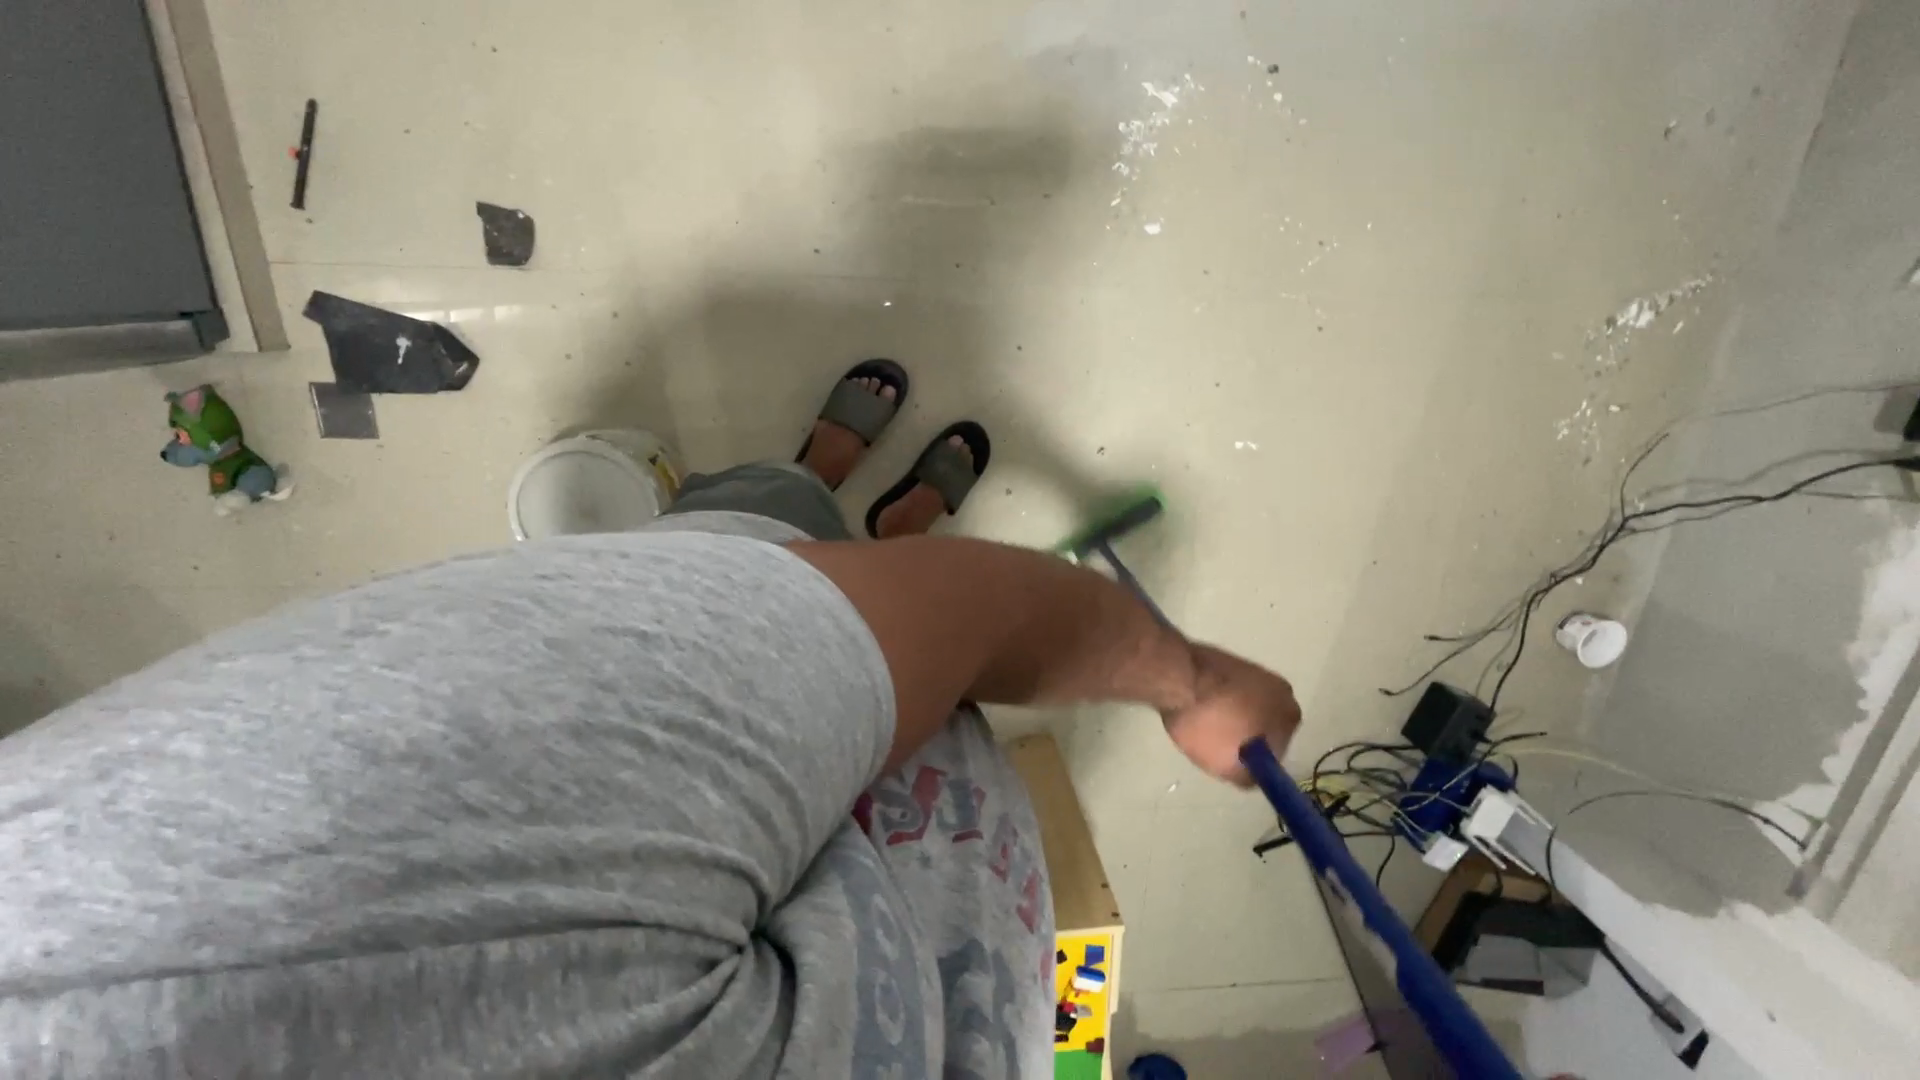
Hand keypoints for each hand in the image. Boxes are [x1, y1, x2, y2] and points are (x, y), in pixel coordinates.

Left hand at [1161, 644, 1300, 786]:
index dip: (1251, 761)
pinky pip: (1228, 693)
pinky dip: (1217, 701)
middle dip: (1241, 738)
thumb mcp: (1227, 767)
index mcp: (1290, 714)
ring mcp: (1256, 670)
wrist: (1175, 674)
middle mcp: (1281, 689)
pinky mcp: (1231, 660)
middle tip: (1213, 744)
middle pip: (1262, 727)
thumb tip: (1254, 776)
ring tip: (1202, 724)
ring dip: (1229, 719)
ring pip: (1245, 710)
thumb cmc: (1207, 722)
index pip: (1275, 752)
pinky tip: (1198, 706)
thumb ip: (1249, 779)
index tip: (1228, 760)